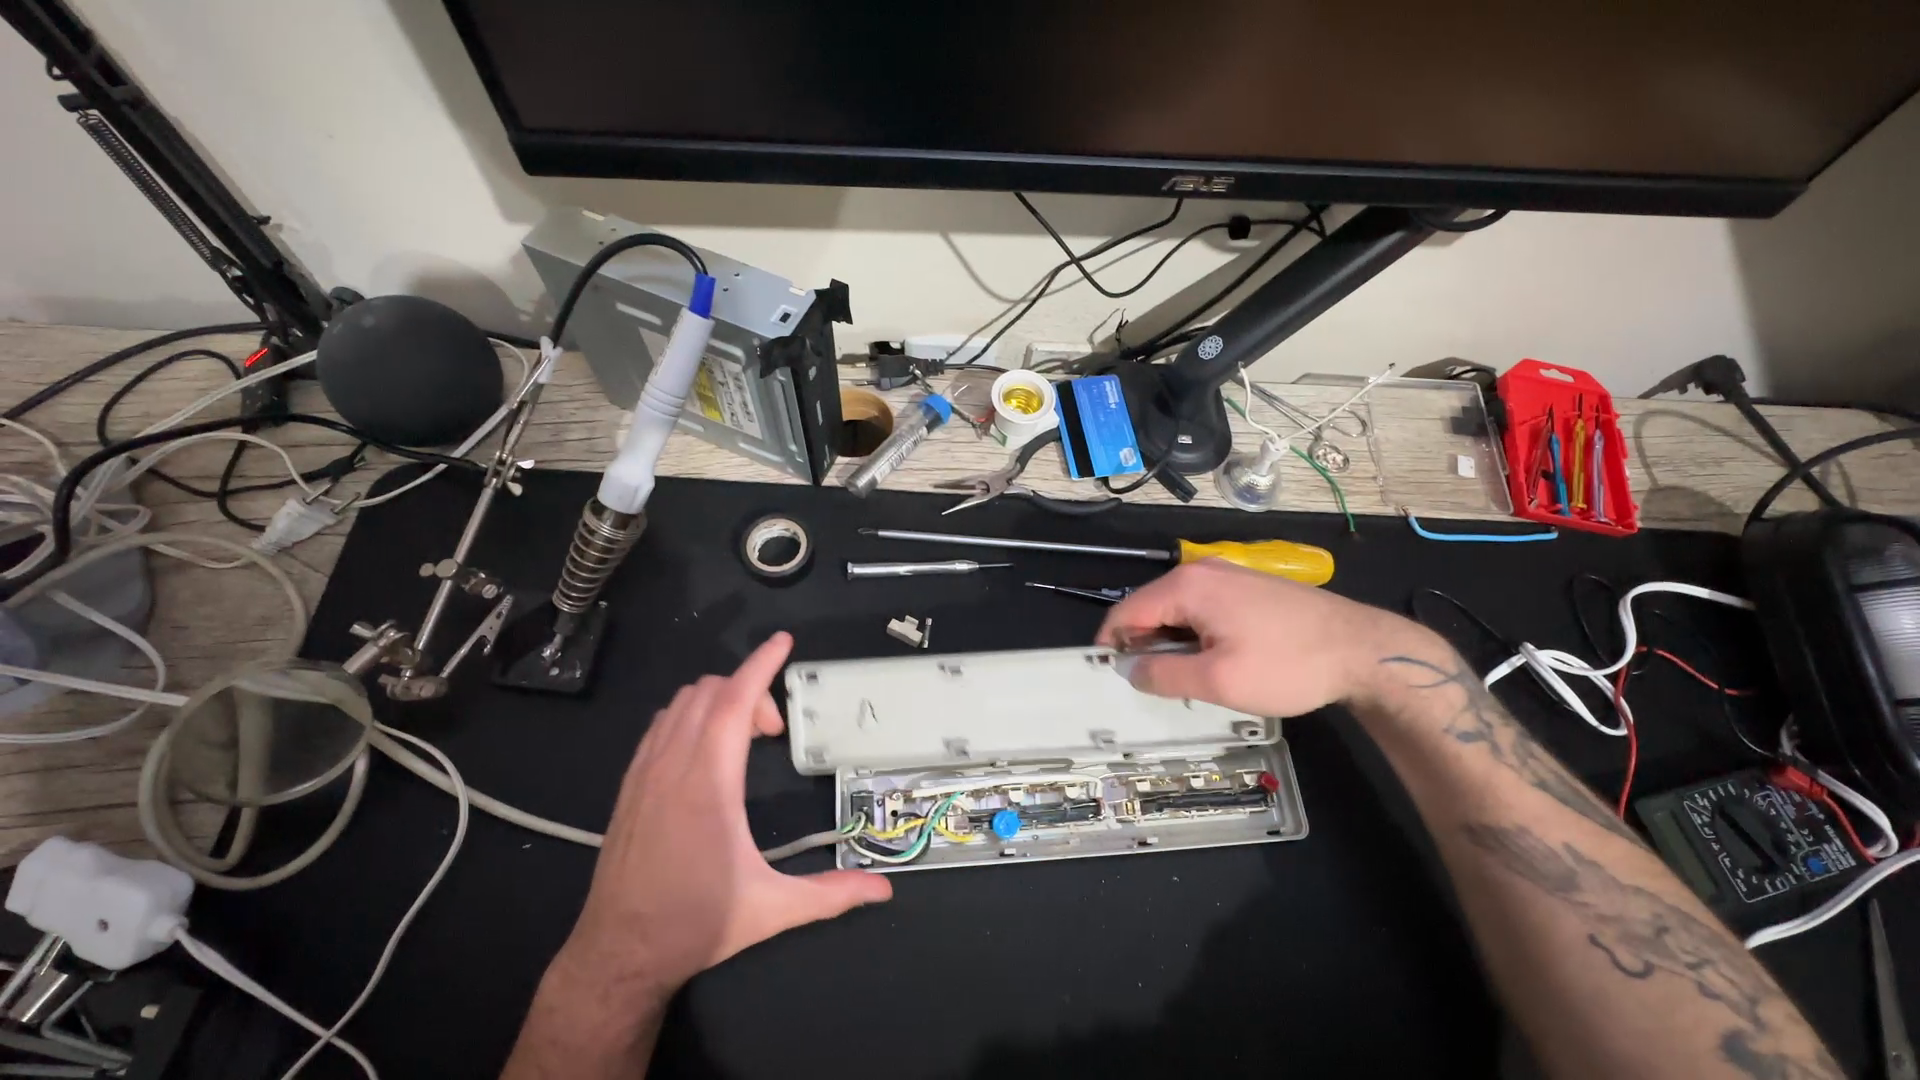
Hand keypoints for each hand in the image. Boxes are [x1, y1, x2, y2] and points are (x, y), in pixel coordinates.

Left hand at [553, 632, 891, 1004]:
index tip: (783, 643)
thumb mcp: (771, 909)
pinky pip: (659, 727)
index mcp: (709, 784)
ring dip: (716, 701)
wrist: (618, 953)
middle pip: (708, 692)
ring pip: (679, 704)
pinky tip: (705, 752)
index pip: (734, 701)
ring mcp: (644, 774)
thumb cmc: (696, 924)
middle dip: (748, 690)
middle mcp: (673, 766)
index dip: (760, 665)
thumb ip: (830, 893)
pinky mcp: (628, 787)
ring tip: (743, 740)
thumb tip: (883, 891)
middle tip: (774, 732)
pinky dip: (688, 717)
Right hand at [1096, 560, 1435, 715]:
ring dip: (1172, 643)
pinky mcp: (1250, 589)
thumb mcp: (1217, 680)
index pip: (1126, 612)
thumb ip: (1164, 675)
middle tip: (1155, 686)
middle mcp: (1204, 571)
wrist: (1363, 650)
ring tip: (1188, 679)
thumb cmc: (1288, 665)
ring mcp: (1230, 576)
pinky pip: (1204, 609)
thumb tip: (1130, 670)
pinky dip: (1196, 634)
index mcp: (1188, 586)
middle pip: (1151, 608)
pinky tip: (1215, 662)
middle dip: (1144, 645)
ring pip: (1178, 610)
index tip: (1108, 676)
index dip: (1111, 644)